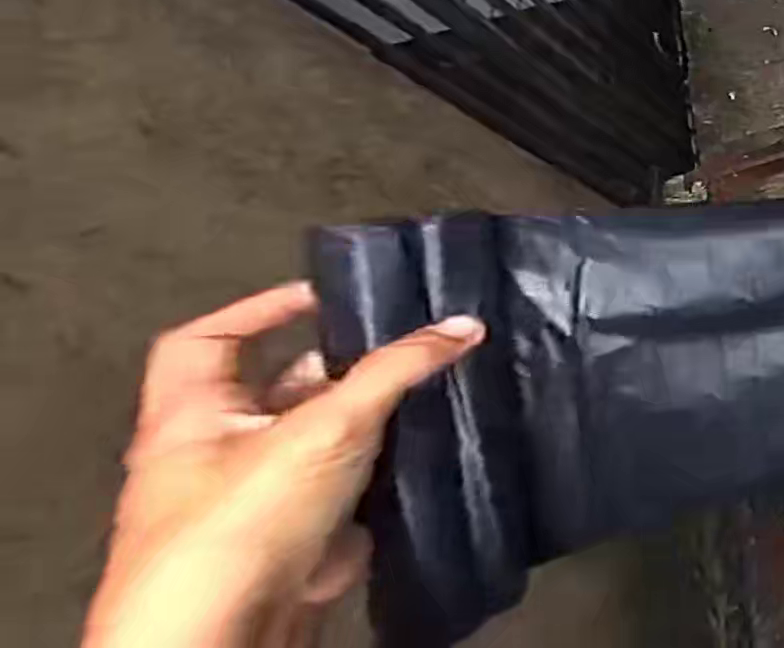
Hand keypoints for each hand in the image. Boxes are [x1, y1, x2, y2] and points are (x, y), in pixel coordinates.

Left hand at [84, 282, 483, 647]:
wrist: (239, 632)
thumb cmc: (242, 524)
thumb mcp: (327, 424)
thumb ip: (400, 367)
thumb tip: (465, 325)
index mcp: (194, 419)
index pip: (208, 341)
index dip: (262, 309)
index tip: (329, 293)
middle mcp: (227, 446)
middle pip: (290, 376)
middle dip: (353, 354)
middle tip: (415, 329)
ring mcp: (272, 482)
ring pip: (337, 419)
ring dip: (386, 398)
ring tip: (441, 367)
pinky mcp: (316, 512)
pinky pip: (364, 458)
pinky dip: (398, 440)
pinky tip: (439, 421)